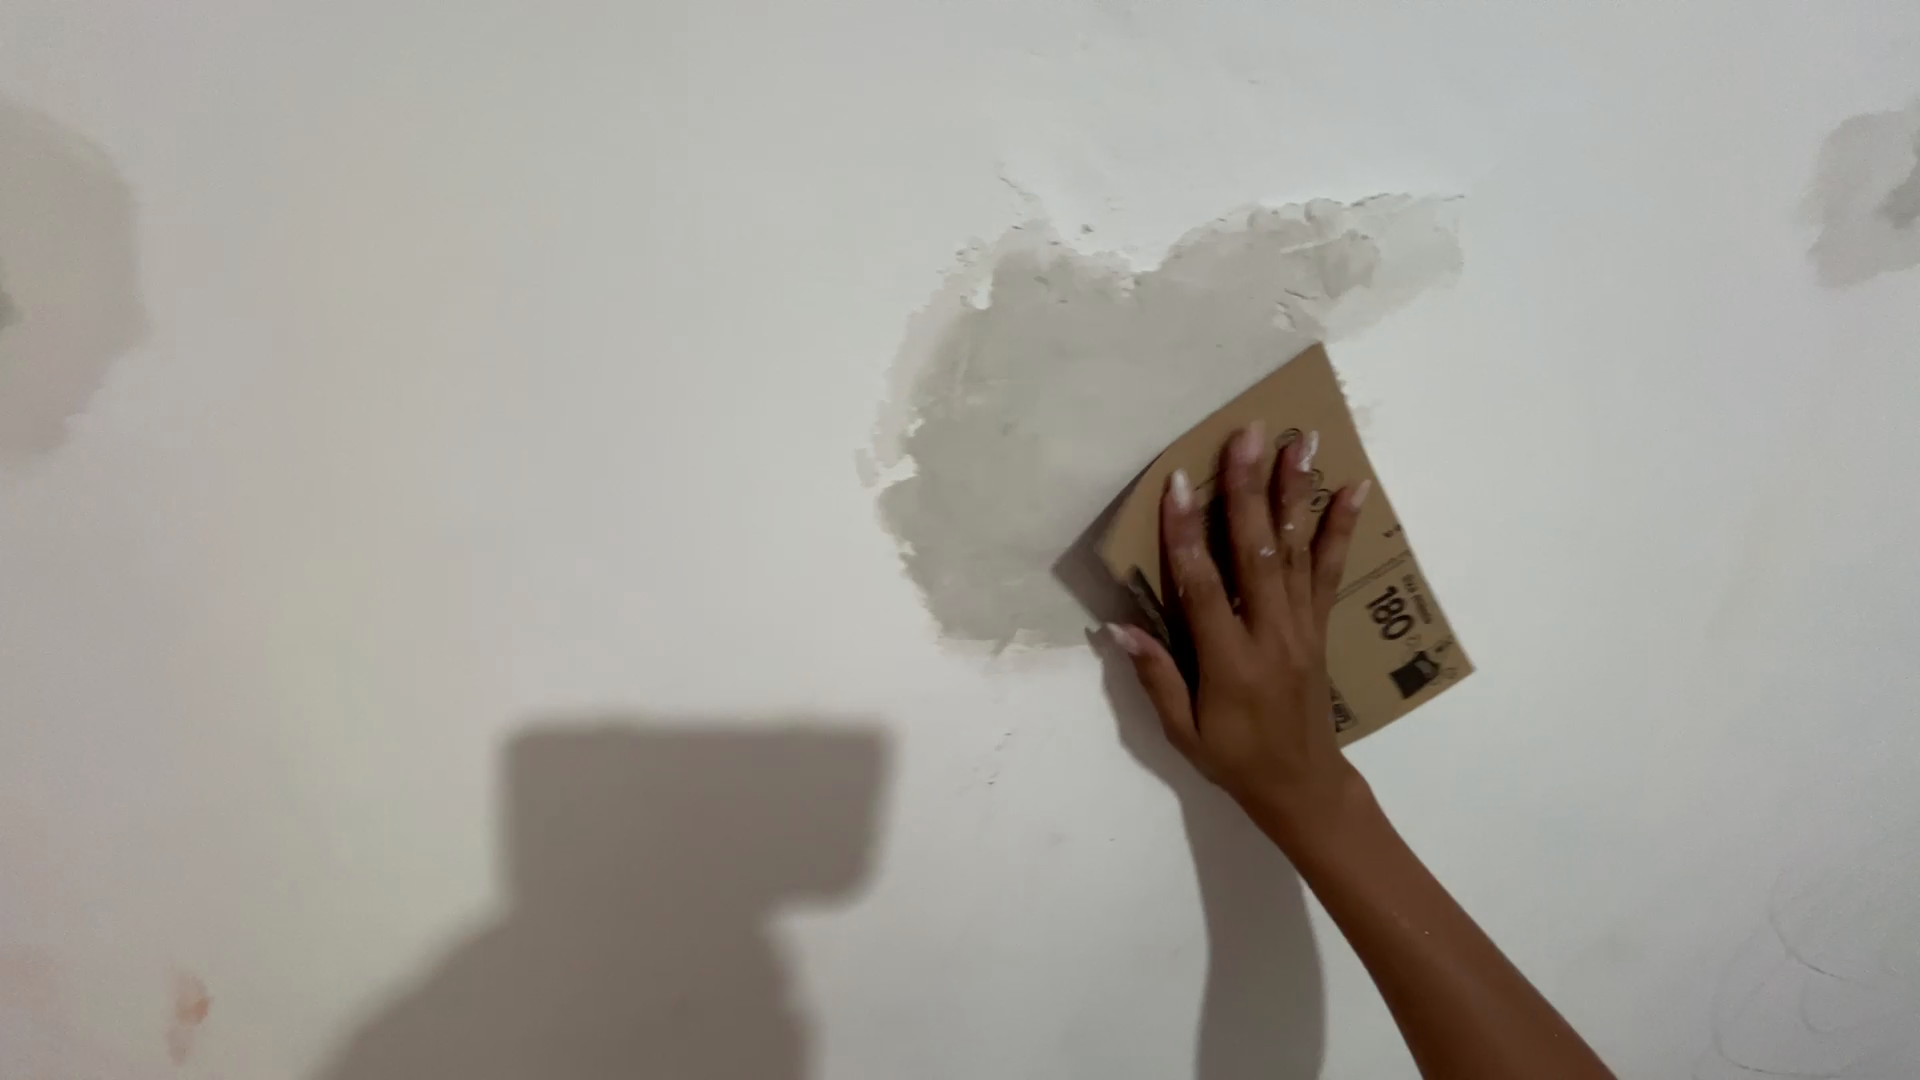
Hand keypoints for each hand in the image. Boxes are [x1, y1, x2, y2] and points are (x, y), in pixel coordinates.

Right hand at [1111, 422, 1371, 842]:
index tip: (1179, 484)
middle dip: (1249, 489)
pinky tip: (1352, 489)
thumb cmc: (1234, 759)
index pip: (1204, 588)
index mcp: (1231, 662)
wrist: (1305, 785)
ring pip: (1295, 550)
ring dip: (1294, 492)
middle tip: (1246, 436)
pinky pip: (1329, 571)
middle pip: (1256, 552)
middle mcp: (1271, 634)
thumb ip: (1155, 676)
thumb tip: (1117, 627)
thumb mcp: (1182, 731)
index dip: (1187, 534)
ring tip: (1299, 441)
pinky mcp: (1319, 625)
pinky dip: (1340, 528)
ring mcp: (1301, 626)